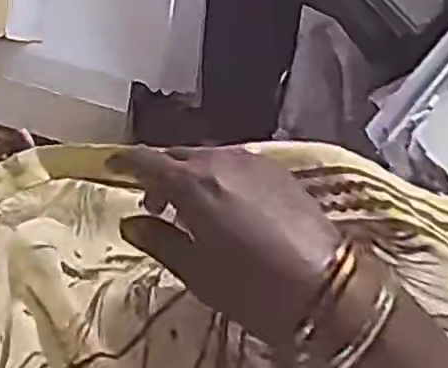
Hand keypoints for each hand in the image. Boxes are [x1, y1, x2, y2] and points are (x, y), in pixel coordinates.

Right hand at [108, 147, 344, 350]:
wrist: (335, 292)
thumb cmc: (258, 290)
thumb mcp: (200, 275)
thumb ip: (159, 241)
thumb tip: (131, 223)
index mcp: (191, 182)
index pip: (145, 159)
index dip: (124, 161)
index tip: (111, 166)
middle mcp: (216, 159)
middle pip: (174, 154)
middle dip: (159, 173)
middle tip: (154, 201)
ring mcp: (248, 159)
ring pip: (204, 157)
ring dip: (189, 174)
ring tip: (193, 207)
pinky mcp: (274, 167)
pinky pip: (232, 162)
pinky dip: (218, 175)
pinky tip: (227, 205)